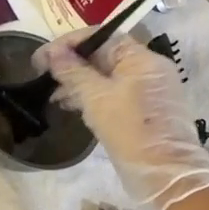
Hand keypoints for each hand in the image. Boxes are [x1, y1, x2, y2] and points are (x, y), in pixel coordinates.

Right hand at [36, 34, 208, 209]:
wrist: (165, 173)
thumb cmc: (130, 129)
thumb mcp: (95, 97)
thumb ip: (73, 71)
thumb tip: (53, 52)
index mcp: (141, 59)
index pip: (101, 36)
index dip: (69, 43)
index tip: (43, 58)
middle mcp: (148, 69)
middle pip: (104, 55)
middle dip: (72, 64)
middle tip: (43, 75)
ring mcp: (148, 90)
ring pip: (107, 76)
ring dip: (78, 82)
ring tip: (53, 95)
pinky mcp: (144, 110)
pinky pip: (113, 93)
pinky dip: (92, 96)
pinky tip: (71, 105)